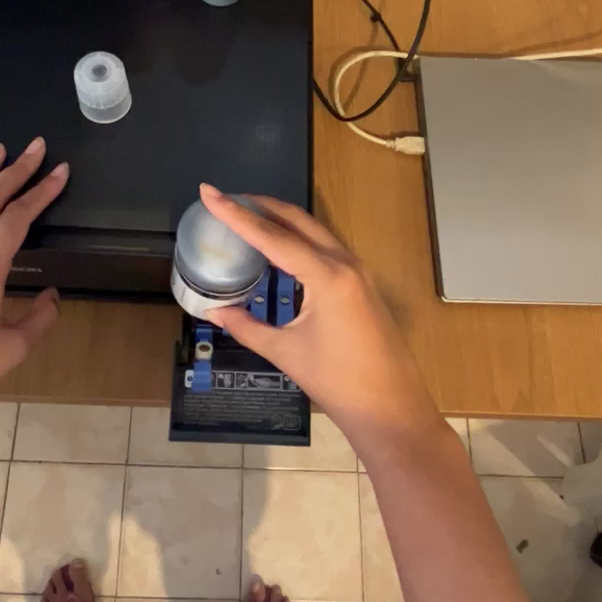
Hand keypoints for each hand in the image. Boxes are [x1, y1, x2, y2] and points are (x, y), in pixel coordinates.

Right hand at [197, 183, 436, 439]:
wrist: (392, 409)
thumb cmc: (339, 383)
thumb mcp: (286, 353)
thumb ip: (246, 326)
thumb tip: (214, 311)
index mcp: (327, 276)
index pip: (272, 236)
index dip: (235, 213)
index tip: (209, 192)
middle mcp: (344, 263)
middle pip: (296, 220)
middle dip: (260, 205)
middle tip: (226, 199)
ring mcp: (358, 271)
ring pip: (313, 231)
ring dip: (280, 220)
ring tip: (247, 216)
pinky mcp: (362, 283)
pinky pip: (325, 248)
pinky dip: (298, 239)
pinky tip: (278, 248)